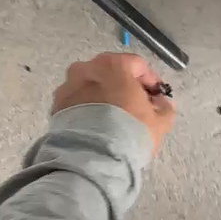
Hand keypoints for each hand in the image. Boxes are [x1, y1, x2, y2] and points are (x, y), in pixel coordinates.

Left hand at [51, 52, 175, 152]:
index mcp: (113, 65)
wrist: (93, 155)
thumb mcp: (160, 121)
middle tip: (136, 104)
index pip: (137, 64)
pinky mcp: (56, 104)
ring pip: (92, 85)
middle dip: (125, 85)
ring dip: (104, 95)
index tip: (156, 96)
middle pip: (111, 71)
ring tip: (114, 116)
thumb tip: (161, 102)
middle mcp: (87, 68)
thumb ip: (164, 107)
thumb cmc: (130, 130)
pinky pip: (78, 100)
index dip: (150, 80)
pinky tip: (98, 124)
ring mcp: (68, 85)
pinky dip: (88, 107)